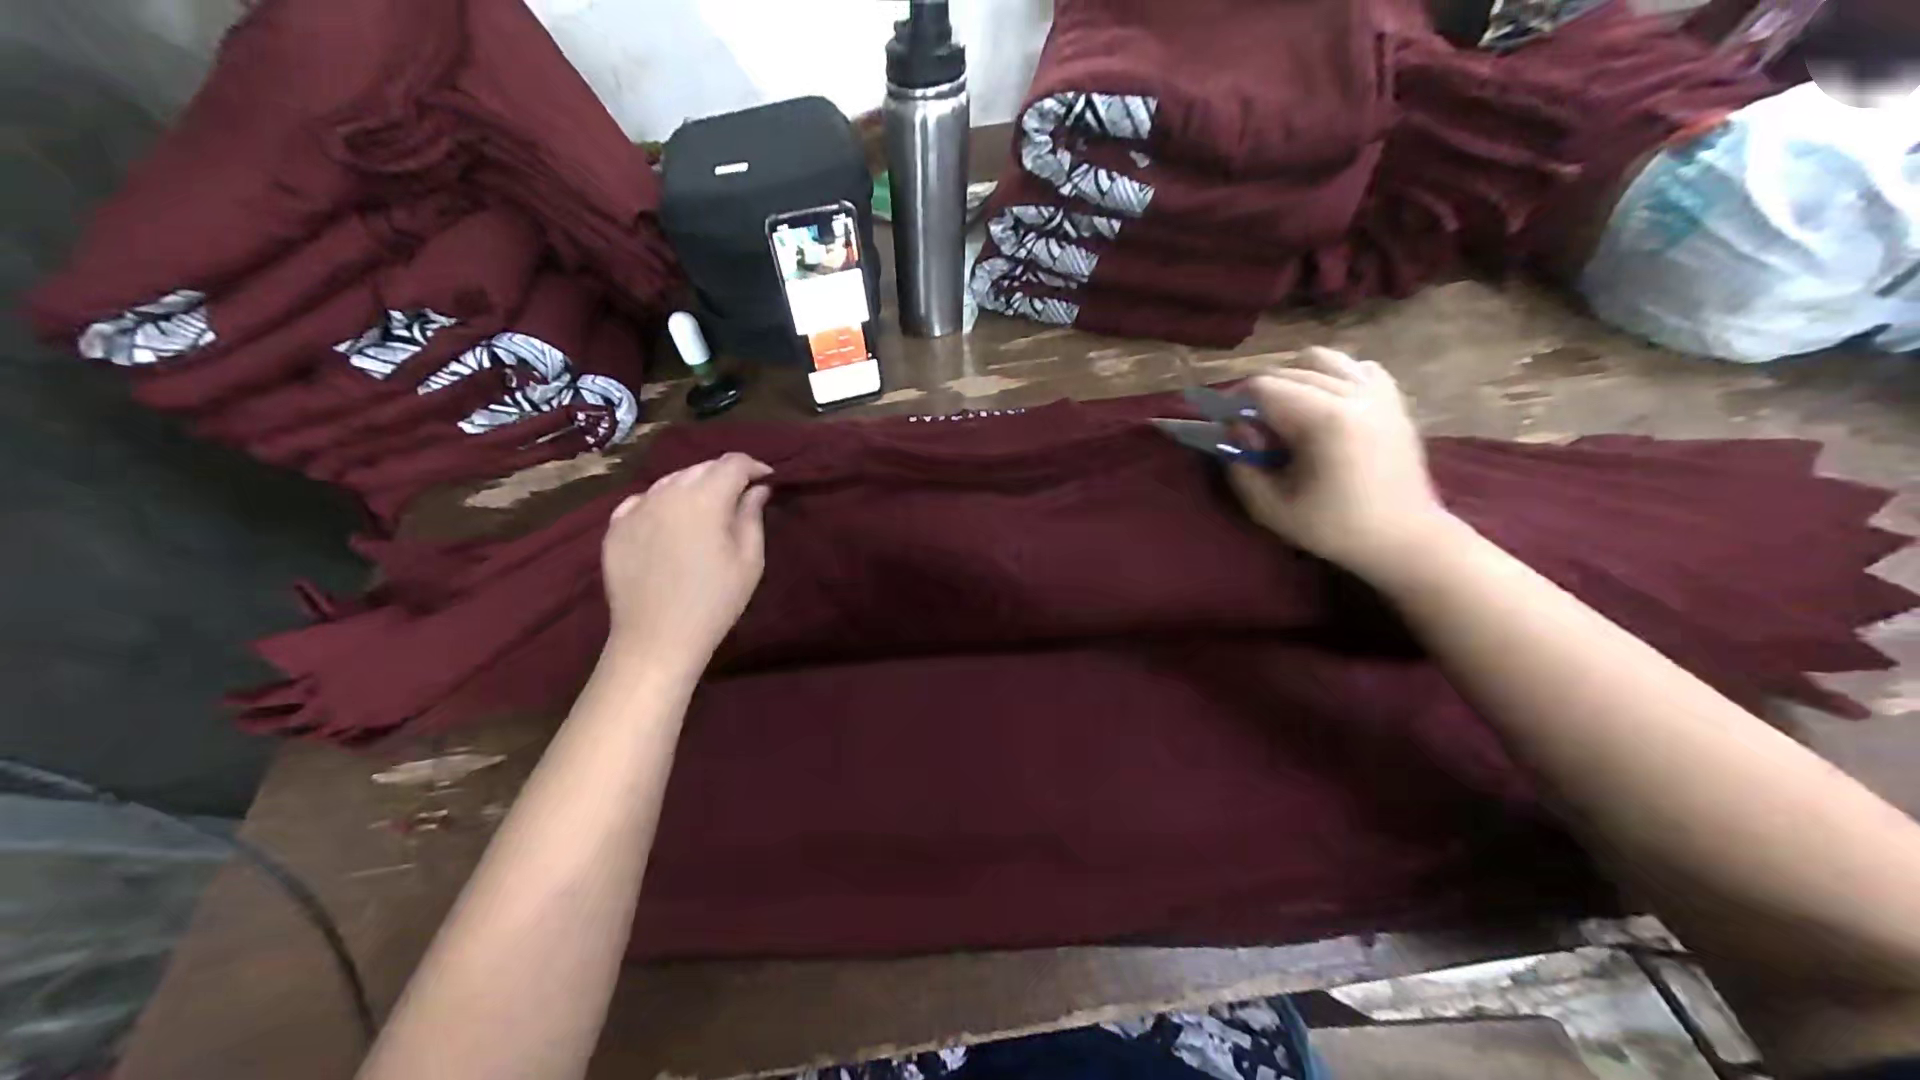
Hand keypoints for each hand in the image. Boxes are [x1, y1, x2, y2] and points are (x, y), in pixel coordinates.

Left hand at [601, 453, 772, 671]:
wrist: (656, 638)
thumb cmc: (715, 601)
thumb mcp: (749, 560)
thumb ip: (752, 515)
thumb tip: (757, 489)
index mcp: (704, 498)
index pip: (733, 463)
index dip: (754, 466)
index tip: (766, 480)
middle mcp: (667, 493)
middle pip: (701, 468)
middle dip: (724, 476)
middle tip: (740, 497)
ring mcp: (636, 508)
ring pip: (671, 481)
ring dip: (693, 487)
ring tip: (706, 511)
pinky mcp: (615, 527)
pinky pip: (643, 501)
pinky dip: (661, 503)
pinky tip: (670, 523)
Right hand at [1227, 347, 1456, 579]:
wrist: (1405, 538)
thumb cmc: (1334, 528)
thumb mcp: (1270, 508)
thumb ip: (1240, 466)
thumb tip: (1235, 430)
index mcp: (1325, 420)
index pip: (1264, 387)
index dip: (1236, 402)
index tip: (1227, 426)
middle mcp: (1354, 394)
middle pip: (1289, 370)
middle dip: (1260, 393)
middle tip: (1250, 427)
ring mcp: (1378, 392)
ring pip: (1322, 359)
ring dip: (1294, 377)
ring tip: (1286, 409)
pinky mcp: (1393, 399)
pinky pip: (1355, 367)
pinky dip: (1333, 376)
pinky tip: (1324, 404)